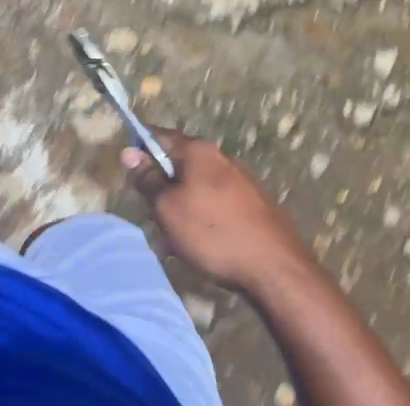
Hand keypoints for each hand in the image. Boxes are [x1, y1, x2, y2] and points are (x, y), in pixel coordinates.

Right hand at [122, 130, 312, 293]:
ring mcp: (246, 183)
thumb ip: (147, 178)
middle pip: (181, 162)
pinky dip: (208, 216)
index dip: (140, 151)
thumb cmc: (214, 234)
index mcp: (199, 151)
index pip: (158, 135)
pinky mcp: (261, 207)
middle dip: (165, 183)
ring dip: (186, 203)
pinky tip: (208, 242)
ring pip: (201, 185)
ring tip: (180, 234)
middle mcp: (224, 158)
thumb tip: (129, 152)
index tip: (134, 177)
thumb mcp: (167, 207)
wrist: (280, 274)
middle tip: (156, 212)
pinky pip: (221, 203)